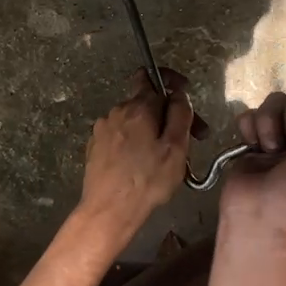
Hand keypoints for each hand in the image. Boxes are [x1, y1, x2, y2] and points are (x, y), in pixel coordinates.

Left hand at [79, 68, 197, 231]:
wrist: (108, 209)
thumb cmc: (147, 180)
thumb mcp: (176, 148)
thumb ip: (180, 115)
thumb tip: (178, 95)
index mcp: (137, 108)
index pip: (152, 76)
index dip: (171, 81)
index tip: (184, 97)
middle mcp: (116, 112)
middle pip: (146, 103)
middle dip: (168, 115)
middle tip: (191, 139)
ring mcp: (102, 129)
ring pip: (134, 121)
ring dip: (152, 131)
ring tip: (167, 158)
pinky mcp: (95, 147)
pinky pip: (121, 136)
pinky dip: (135, 143)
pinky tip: (143, 165)